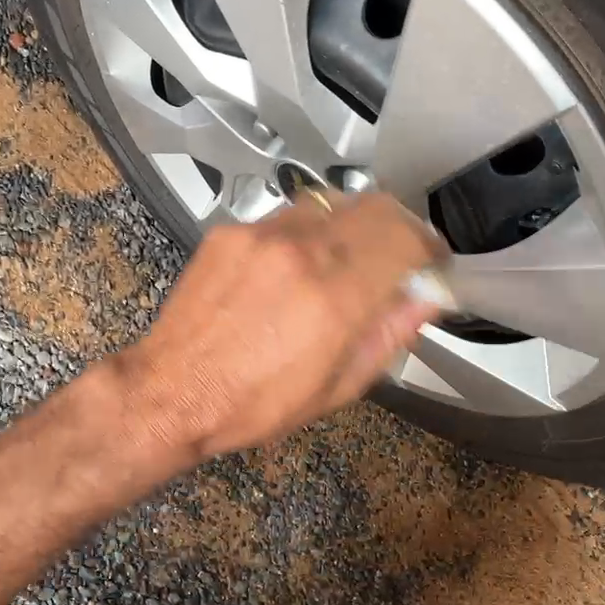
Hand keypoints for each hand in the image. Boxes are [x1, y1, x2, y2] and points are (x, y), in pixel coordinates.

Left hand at [115, 190, 442, 461]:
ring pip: (331, 201)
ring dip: (350, 226)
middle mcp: (300, 252)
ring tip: (342, 264)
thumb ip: (389, 335)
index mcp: (334, 296)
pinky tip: (293, 268)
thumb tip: (424, 300)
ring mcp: (261, 235)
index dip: (430, 246)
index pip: (407, 237)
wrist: (173, 391)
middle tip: (397, 256)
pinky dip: (305, 233)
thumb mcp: (337, 387)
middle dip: (398, 228)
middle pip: (376, 205)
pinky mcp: (230, 232)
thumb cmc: (251, 403)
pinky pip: (286, 215)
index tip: (431, 260)